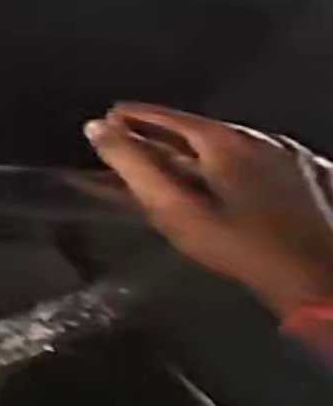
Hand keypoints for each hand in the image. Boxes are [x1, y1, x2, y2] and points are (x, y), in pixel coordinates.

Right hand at [85, 102, 332, 316]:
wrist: (330, 292)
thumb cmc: (242, 247)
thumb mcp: (170, 205)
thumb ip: (127, 161)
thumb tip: (96, 127)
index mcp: (228, 140)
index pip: (157, 113)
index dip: (121, 120)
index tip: (101, 132)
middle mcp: (268, 142)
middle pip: (193, 131)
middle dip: (155, 141)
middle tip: (128, 157)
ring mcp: (303, 164)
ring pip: (227, 149)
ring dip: (191, 157)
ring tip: (167, 174)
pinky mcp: (325, 185)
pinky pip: (259, 166)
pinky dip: (228, 170)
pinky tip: (219, 189)